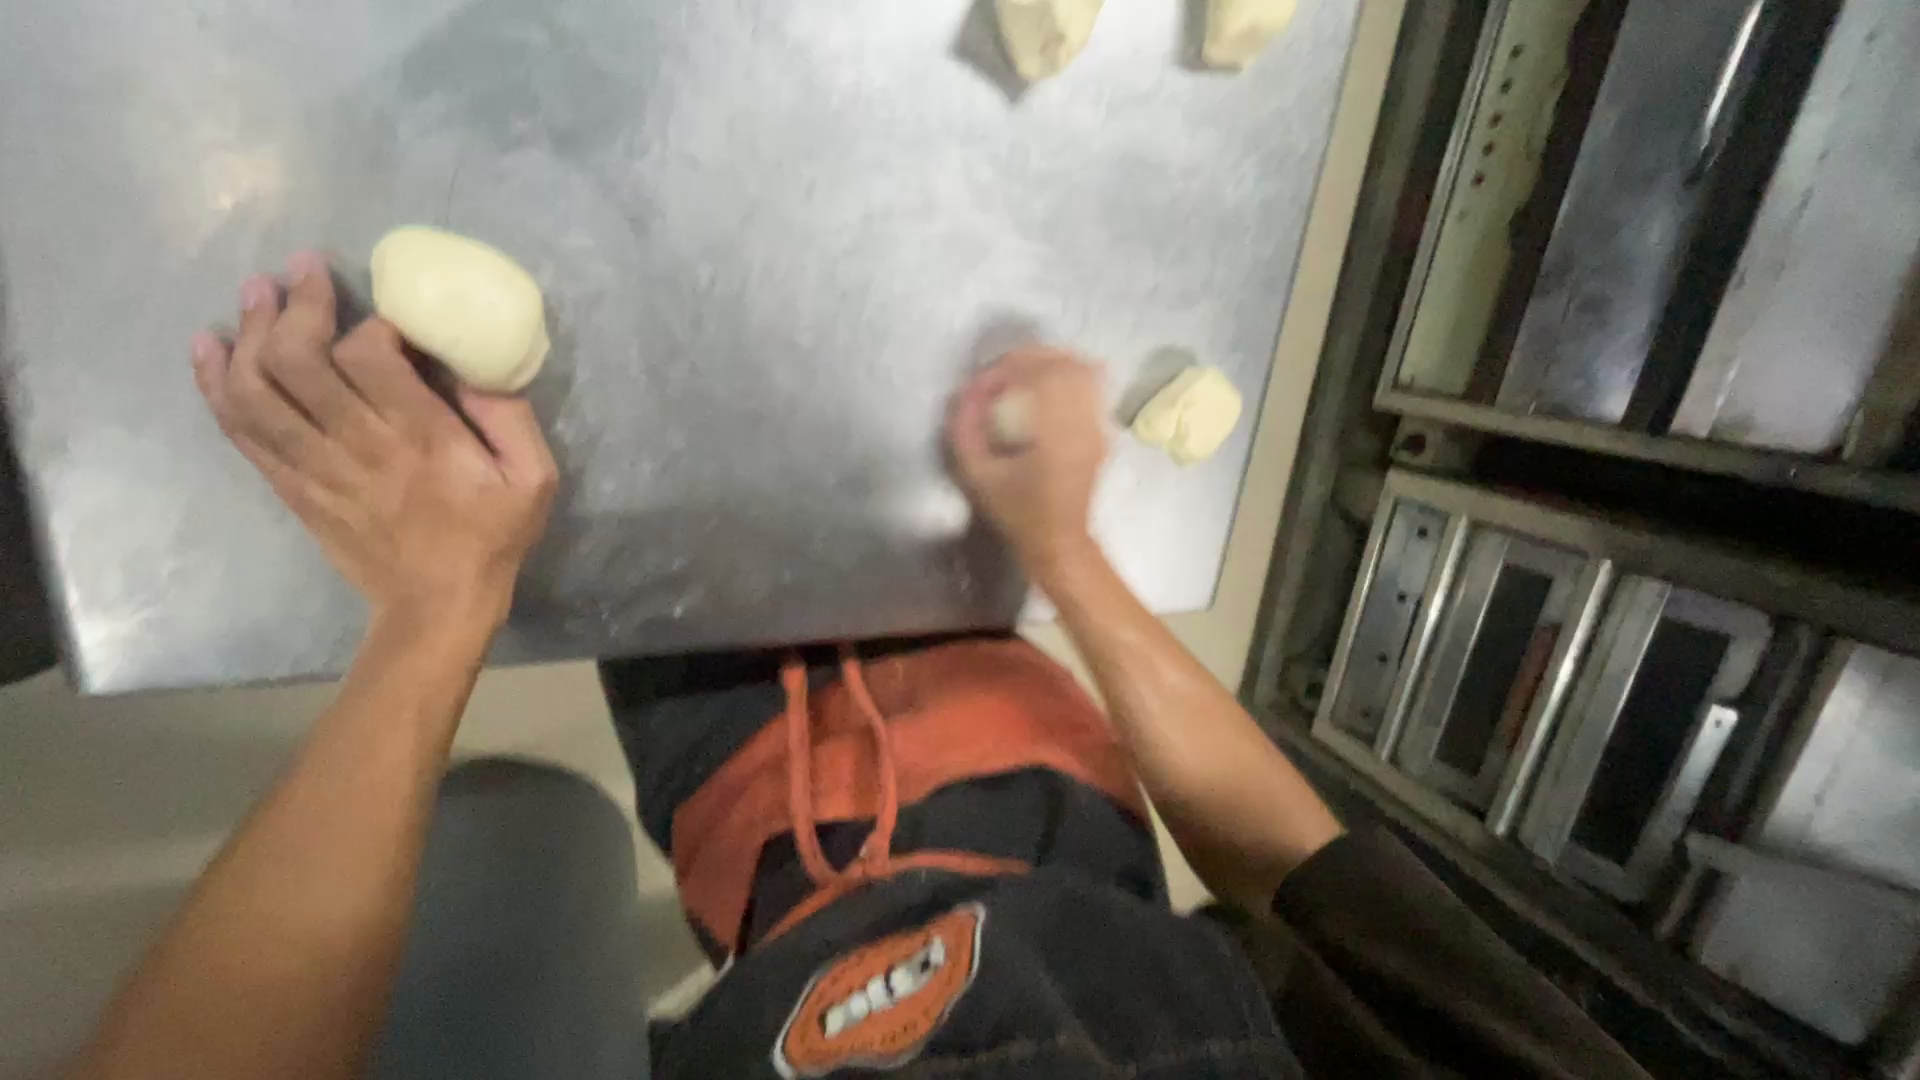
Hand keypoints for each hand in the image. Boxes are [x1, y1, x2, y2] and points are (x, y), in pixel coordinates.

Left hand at [191, 252, 557, 632]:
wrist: (437, 603)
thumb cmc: (493, 536)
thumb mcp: (534, 479)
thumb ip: (509, 417)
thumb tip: (474, 365)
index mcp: (422, 438)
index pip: (370, 356)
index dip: (370, 321)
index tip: (389, 313)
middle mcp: (358, 444)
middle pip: (299, 359)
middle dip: (296, 304)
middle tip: (300, 269)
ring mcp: (315, 466)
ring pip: (258, 386)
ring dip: (249, 331)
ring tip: (256, 294)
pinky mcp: (291, 485)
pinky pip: (239, 427)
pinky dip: (216, 381)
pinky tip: (210, 347)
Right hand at [947, 347, 1105, 576]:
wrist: (1059, 540)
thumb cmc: (1017, 513)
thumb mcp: (977, 476)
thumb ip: (965, 430)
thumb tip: (964, 392)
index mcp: (1055, 436)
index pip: (1039, 376)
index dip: (1007, 369)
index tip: (983, 384)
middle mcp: (1085, 425)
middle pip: (1066, 364)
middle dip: (1029, 358)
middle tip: (1001, 371)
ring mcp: (1099, 427)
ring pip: (1084, 370)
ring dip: (1050, 363)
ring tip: (1022, 374)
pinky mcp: (1102, 431)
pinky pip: (1092, 388)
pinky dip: (1067, 377)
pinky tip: (1045, 389)